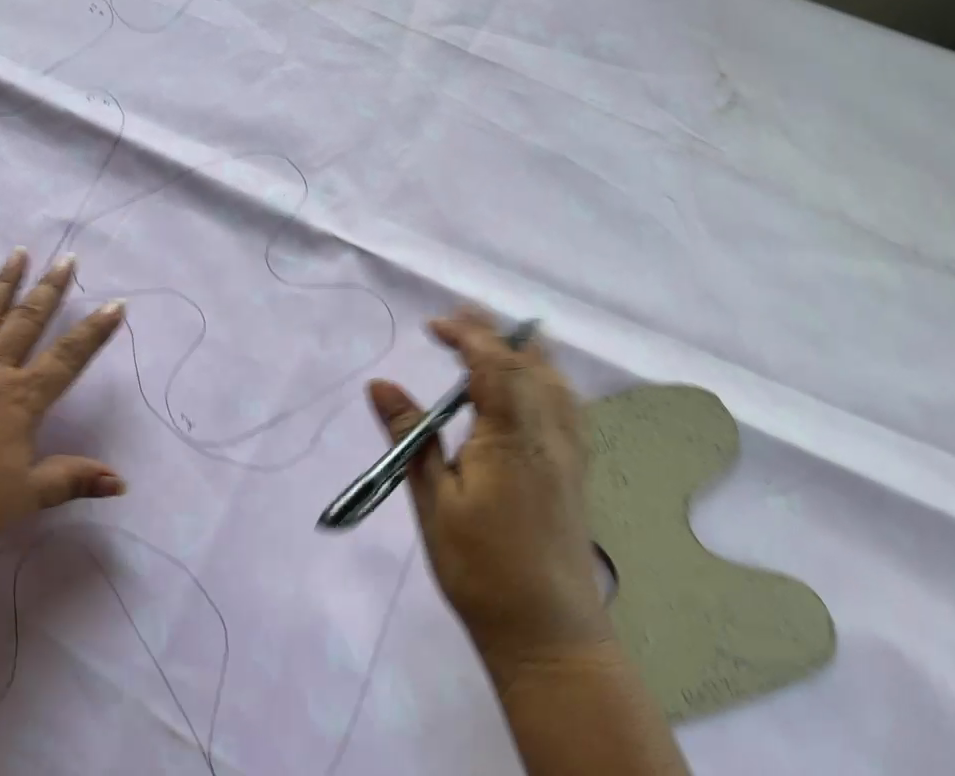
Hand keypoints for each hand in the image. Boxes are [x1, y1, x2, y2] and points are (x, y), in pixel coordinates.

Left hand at [0, 249, 127, 560]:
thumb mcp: (25, 496)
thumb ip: (71, 480)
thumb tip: (121, 483)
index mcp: (22, 398)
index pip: (67, 358)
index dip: (94, 332)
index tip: (115, 304)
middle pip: (27, 322)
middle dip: (49, 290)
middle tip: (66, 259)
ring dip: (3, 284)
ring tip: (18, 254)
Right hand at [368, 309, 611, 668]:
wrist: (547, 630)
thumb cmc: (480, 566)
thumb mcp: (432, 501)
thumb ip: (411, 437)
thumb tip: (380, 385)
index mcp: (512, 441)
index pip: (495, 367)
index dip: (468, 336)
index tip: (433, 325)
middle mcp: (550, 438)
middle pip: (533, 367)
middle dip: (496, 336)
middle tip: (455, 323)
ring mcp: (570, 456)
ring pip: (556, 385)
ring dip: (522, 355)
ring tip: (487, 345)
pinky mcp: (575, 474)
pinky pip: (565, 408)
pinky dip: (542, 381)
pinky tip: (524, 392)